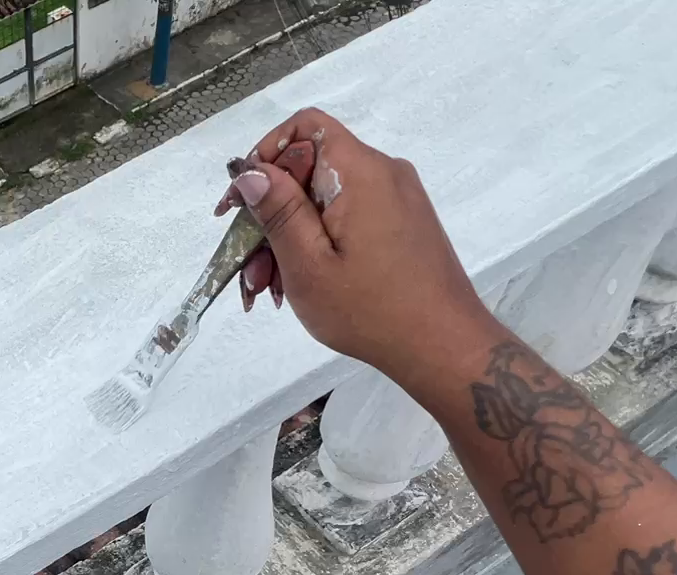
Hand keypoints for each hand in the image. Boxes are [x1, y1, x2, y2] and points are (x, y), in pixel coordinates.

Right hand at [216, 107, 502, 387]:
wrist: (438, 342)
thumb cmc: (367, 308)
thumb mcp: (308, 264)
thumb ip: (279, 212)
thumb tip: (250, 171)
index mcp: (358, 173)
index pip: (303, 130)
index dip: (262, 160)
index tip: (237, 209)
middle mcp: (380, 172)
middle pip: (308, 172)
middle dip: (269, 217)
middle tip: (251, 273)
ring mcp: (393, 197)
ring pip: (322, 201)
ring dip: (287, 240)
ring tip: (274, 291)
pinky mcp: (399, 221)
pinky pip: (344, 218)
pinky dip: (315, 245)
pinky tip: (302, 285)